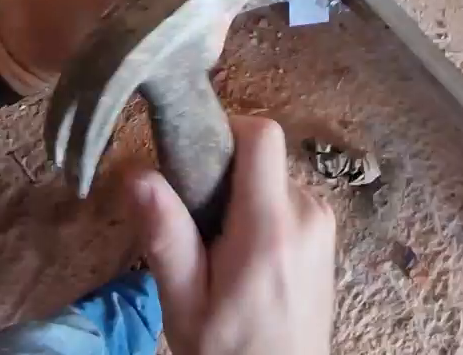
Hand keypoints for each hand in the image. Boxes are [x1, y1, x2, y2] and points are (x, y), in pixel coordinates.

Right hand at [125, 117, 335, 354]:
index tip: (196, 160)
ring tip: (223, 249)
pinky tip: (249, 257)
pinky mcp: (328, 233)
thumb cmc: (228, 354)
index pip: (263, 135)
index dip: (228, 130)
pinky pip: (290, 198)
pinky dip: (266, 212)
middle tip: (199, 222)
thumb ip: (166, 237)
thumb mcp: (185, 306)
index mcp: (272, 226)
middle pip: (264, 157)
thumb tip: (135, 173)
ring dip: (246, 197)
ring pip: (274, 177)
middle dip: (229, 176)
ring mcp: (323, 221)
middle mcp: (308, 211)